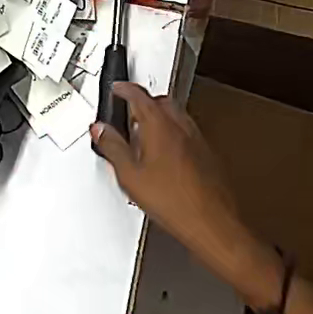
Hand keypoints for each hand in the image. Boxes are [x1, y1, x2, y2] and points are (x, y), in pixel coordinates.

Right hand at [92, 83, 254, 266]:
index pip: (138, 94)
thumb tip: (100, 130)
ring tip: (144, 136)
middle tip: (128, 113)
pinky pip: (186, 132)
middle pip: (159, 100)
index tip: (117, 89)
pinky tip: (164, 156)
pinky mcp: (207, 154)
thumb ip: (112, 147)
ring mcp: (196, 138)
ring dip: (159, 118)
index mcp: (159, 123)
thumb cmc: (175, 201)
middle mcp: (180, 125)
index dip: (123, 89)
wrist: (212, 224)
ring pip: (175, 115)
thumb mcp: (129, 175)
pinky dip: (172, 134)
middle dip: (143, 102)